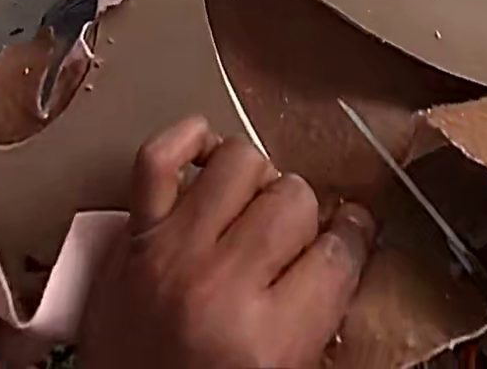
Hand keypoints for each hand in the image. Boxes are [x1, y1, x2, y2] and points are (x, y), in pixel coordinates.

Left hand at [77, 116, 376, 367]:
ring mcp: (171, 251)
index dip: (354, 238)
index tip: (353, 229)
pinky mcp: (132, 234)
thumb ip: (318, 319)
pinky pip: (158, 156)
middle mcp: (219, 287)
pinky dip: (187, 139)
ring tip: (252, 204)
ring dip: (257, 177)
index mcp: (266, 346)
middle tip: (293, 236)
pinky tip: (208, 154)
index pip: (336, 257)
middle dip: (303, 214)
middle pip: (292, 198)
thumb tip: (345, 244)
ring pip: (239, 161)